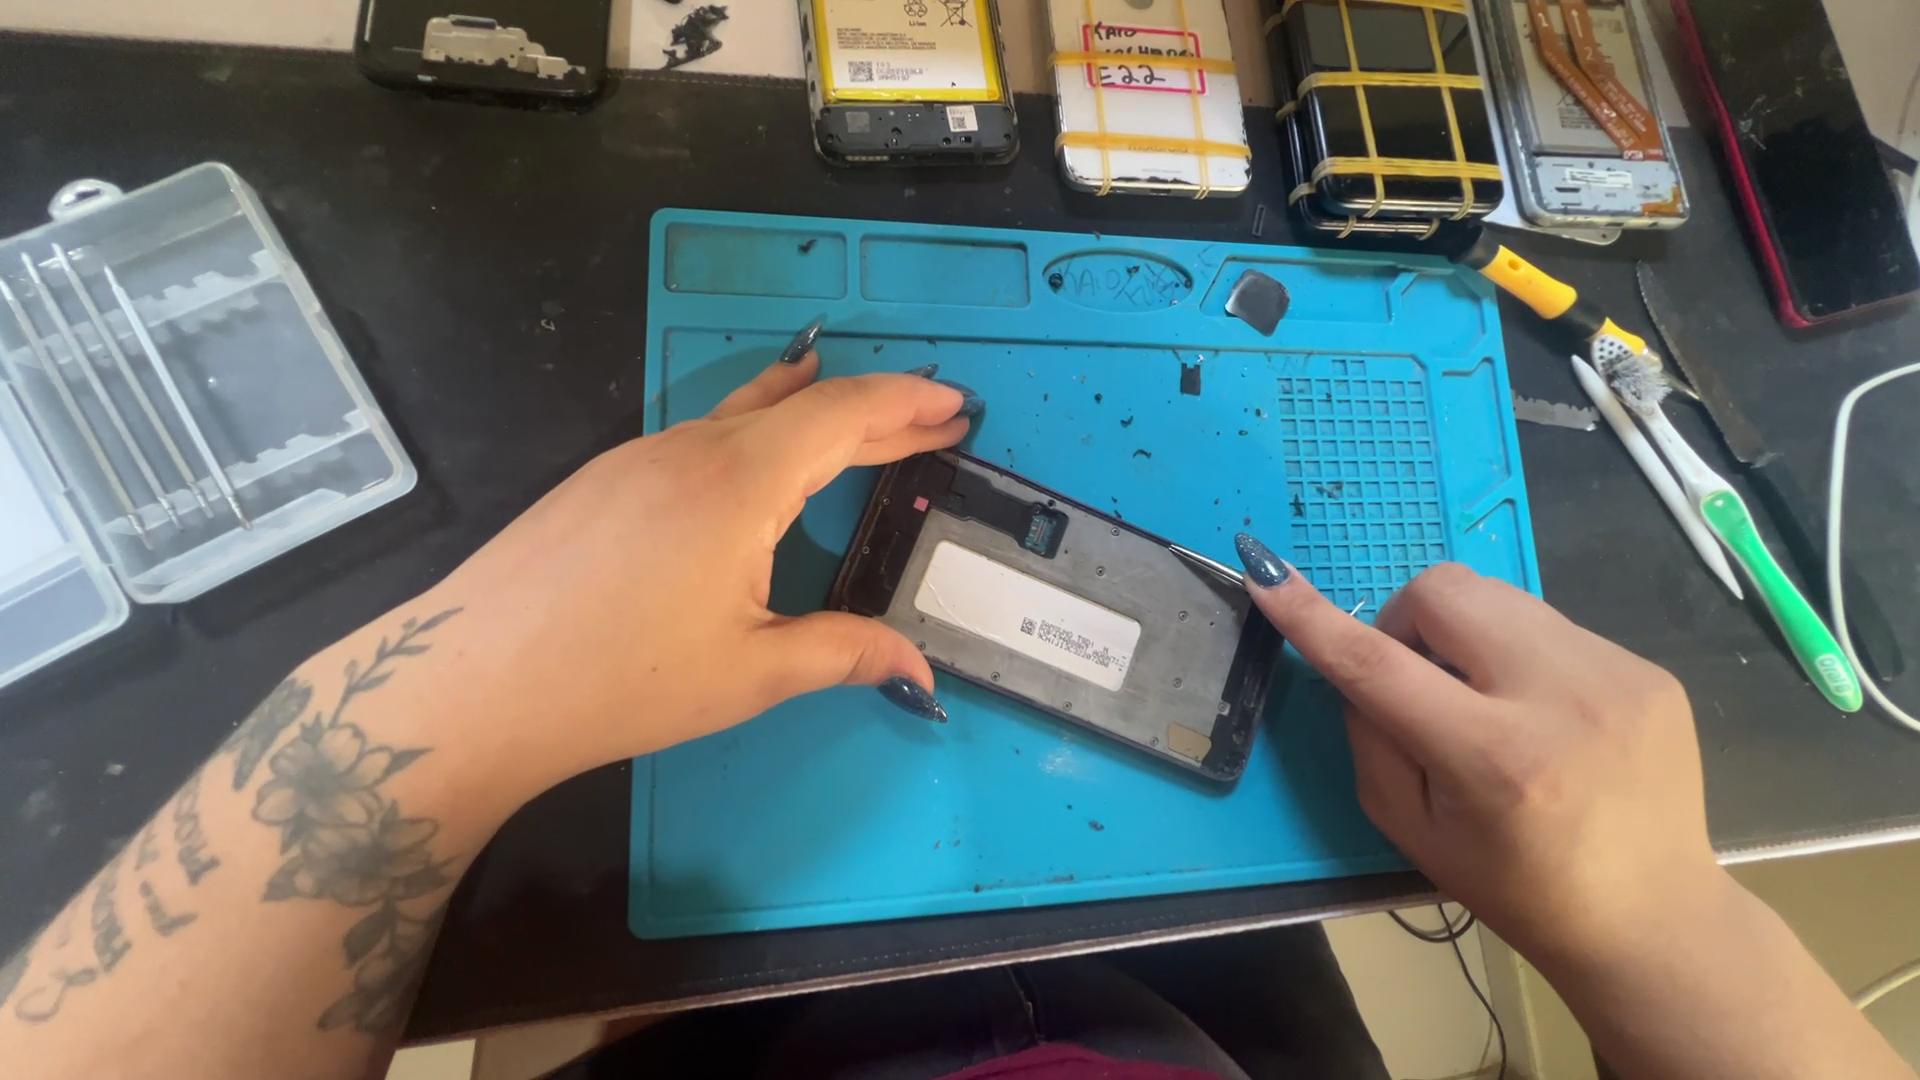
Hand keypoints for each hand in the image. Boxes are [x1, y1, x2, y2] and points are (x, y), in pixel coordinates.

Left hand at [409, 329, 977, 799]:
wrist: (468, 684)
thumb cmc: (620, 681)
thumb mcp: (751, 674)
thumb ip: (846, 654)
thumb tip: (920, 670)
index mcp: (740, 483)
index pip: (842, 414)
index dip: (907, 402)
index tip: (955, 403)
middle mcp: (693, 448)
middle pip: (805, 405)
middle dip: (880, 411)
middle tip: (937, 419)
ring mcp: (643, 455)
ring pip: (752, 413)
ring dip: (820, 420)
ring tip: (869, 425)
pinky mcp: (611, 475)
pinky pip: (708, 431)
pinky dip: (765, 430)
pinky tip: (768, 446)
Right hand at [1233, 535, 1721, 967]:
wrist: (1655, 918)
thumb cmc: (1509, 881)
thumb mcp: (1405, 821)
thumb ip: (1367, 731)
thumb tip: (1358, 660)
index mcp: (1492, 758)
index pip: (1376, 664)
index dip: (1310, 616)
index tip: (1265, 574)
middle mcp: (1561, 701)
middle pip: (1441, 591)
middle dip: (1403, 620)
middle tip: (1417, 679)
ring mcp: (1616, 675)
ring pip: (1490, 591)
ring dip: (1456, 630)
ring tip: (1478, 692)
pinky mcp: (1646, 666)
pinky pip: (1538, 618)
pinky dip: (1507, 647)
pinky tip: (1531, 704)